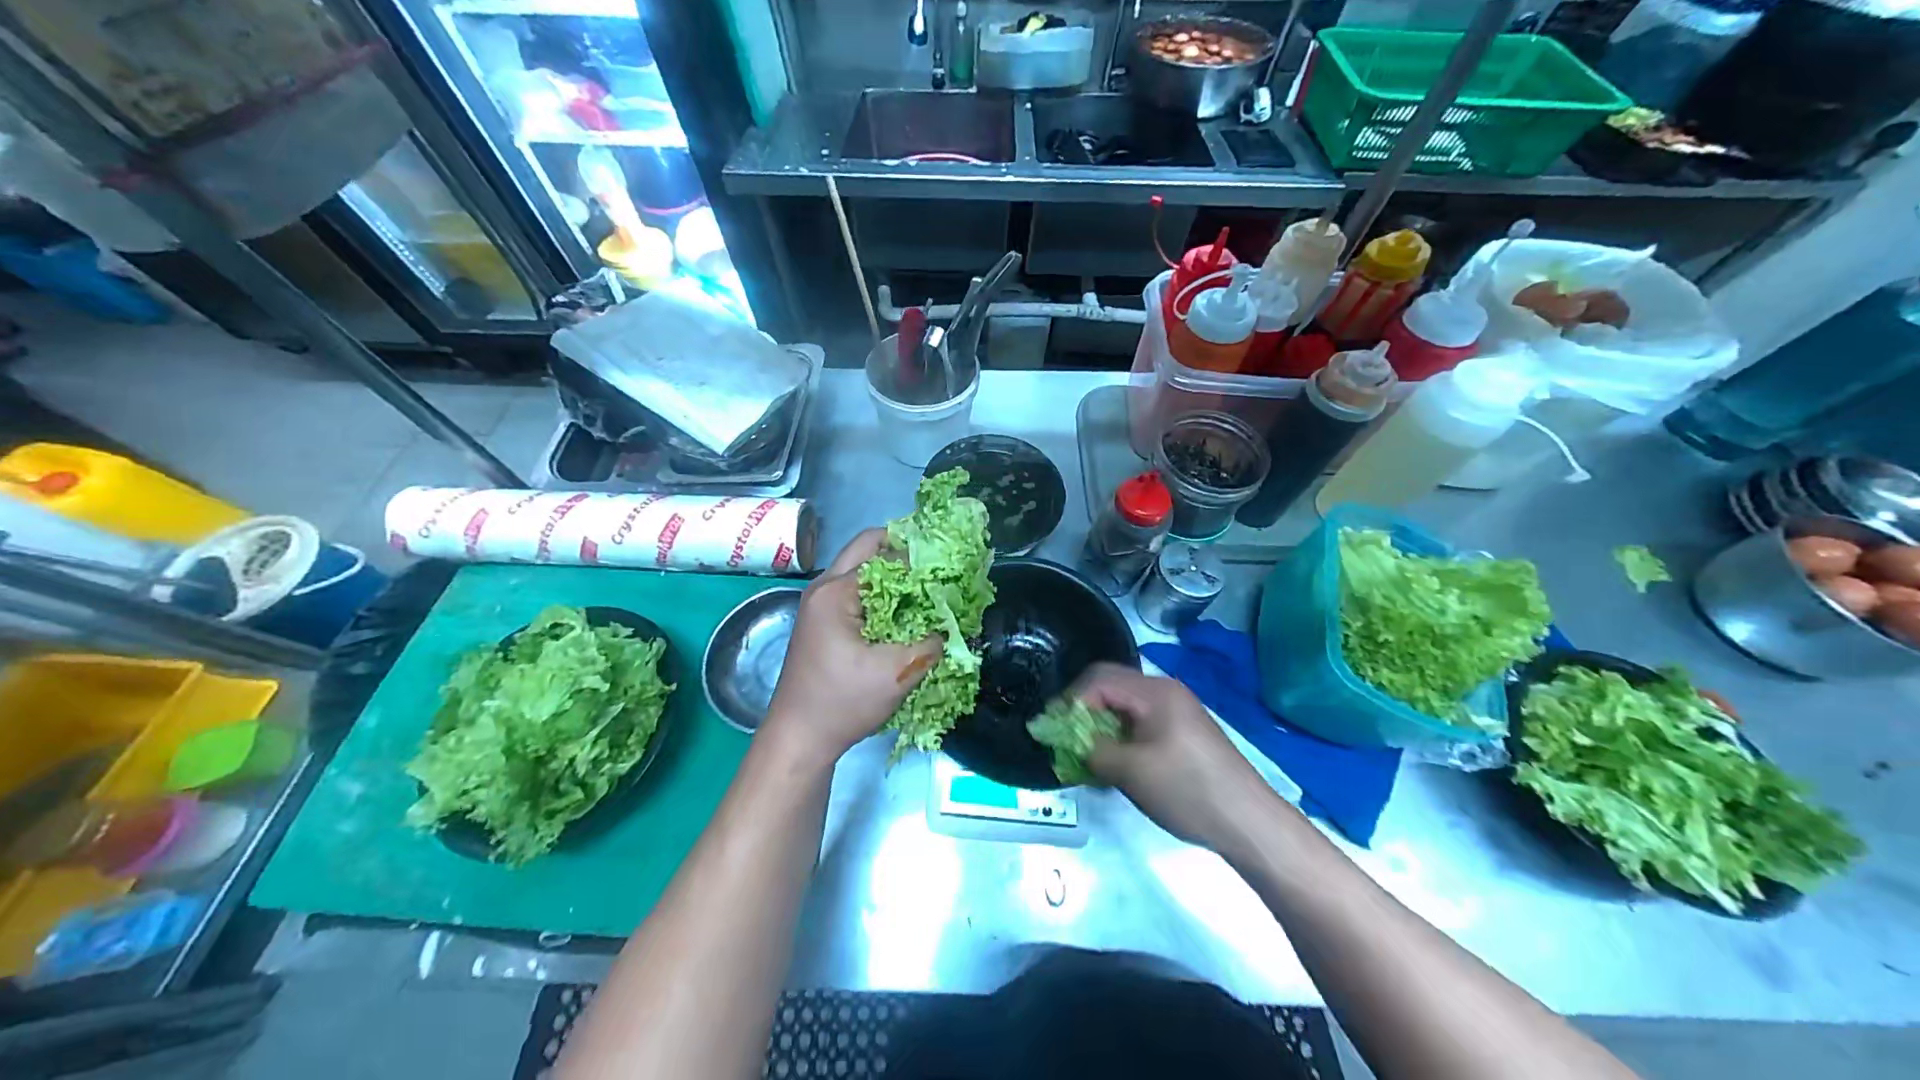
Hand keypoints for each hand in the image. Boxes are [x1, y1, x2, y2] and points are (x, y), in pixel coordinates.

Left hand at [763, 529, 939, 763]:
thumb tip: (950, 624)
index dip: (920, 558)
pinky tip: (903, 612)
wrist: (799, 737)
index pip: (885, 555)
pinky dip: (880, 592)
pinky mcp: (821, 622)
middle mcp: (823, 588)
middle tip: (934, 567)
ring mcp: (818, 604)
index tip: (949, 568)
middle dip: (902, 551)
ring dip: (891, 573)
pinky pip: (855, 591)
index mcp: (836, 592)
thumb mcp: (896, 673)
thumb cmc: (842, 702)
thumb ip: (929, 643)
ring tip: (924, 589)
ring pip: (860, 569)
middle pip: (866, 548)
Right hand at [1077, 663, 1279, 852]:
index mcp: (1154, 692)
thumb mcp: (1130, 771)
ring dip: (1101, 725)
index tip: (1054, 730)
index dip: (1070, 701)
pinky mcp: (1183, 732)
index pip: (1098, 679)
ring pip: (1125, 706)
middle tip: (1066, 740)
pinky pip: (1141, 722)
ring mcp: (1177, 711)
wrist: (1248, 822)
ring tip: (1088, 755)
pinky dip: (1121, 735)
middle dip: (1083, 710)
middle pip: (1111, 686)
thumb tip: (1066, 740)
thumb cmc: (1187, 789)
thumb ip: (1091, 749)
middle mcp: (1165, 691)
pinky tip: (1116, 763)